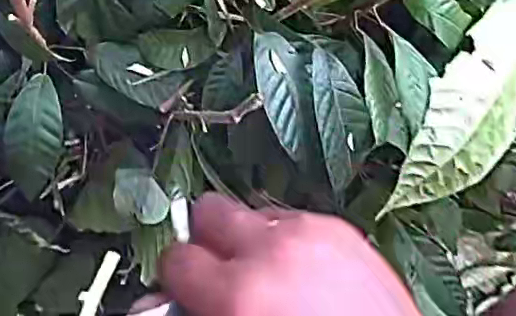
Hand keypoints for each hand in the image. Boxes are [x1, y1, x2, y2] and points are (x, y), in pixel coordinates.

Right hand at [159, 195, 417, 315]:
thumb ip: (209, 311)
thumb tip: (174, 306)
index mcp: (241, 295)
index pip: (177, 259)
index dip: (177, 276)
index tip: (183, 287)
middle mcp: (270, 250)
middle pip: (208, 210)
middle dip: (208, 240)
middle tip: (218, 272)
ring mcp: (309, 232)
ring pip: (253, 213)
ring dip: (253, 242)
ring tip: (272, 282)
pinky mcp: (341, 229)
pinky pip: (296, 221)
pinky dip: (291, 244)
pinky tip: (307, 280)